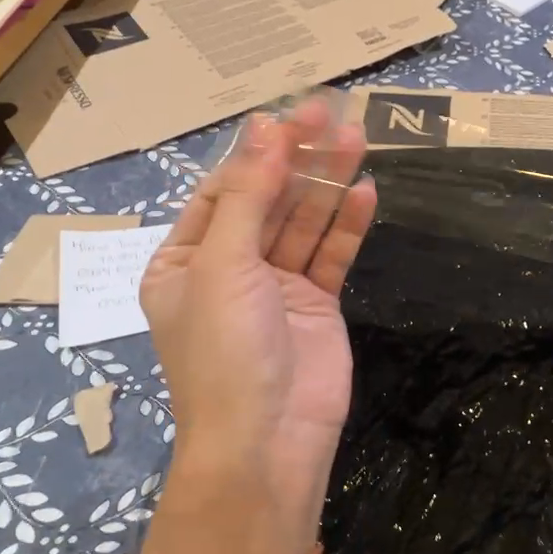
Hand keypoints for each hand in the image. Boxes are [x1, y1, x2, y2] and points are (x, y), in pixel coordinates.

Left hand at [139, 99, 375, 540]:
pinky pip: (332, 254)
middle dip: (299, 159)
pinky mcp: (318, 302)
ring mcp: (277, 286)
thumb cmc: (226, 350)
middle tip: (333, 114)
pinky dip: (348, 225)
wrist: (268, 439)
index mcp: (186, 260)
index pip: (225, 191)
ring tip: (358, 140)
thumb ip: (250, 197)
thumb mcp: (224, 267)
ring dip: (329, 183)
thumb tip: (266, 131)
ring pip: (305, 222)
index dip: (258, 152)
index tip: (292, 116)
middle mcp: (230, 268)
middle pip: (269, 200)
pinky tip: (366, 193)